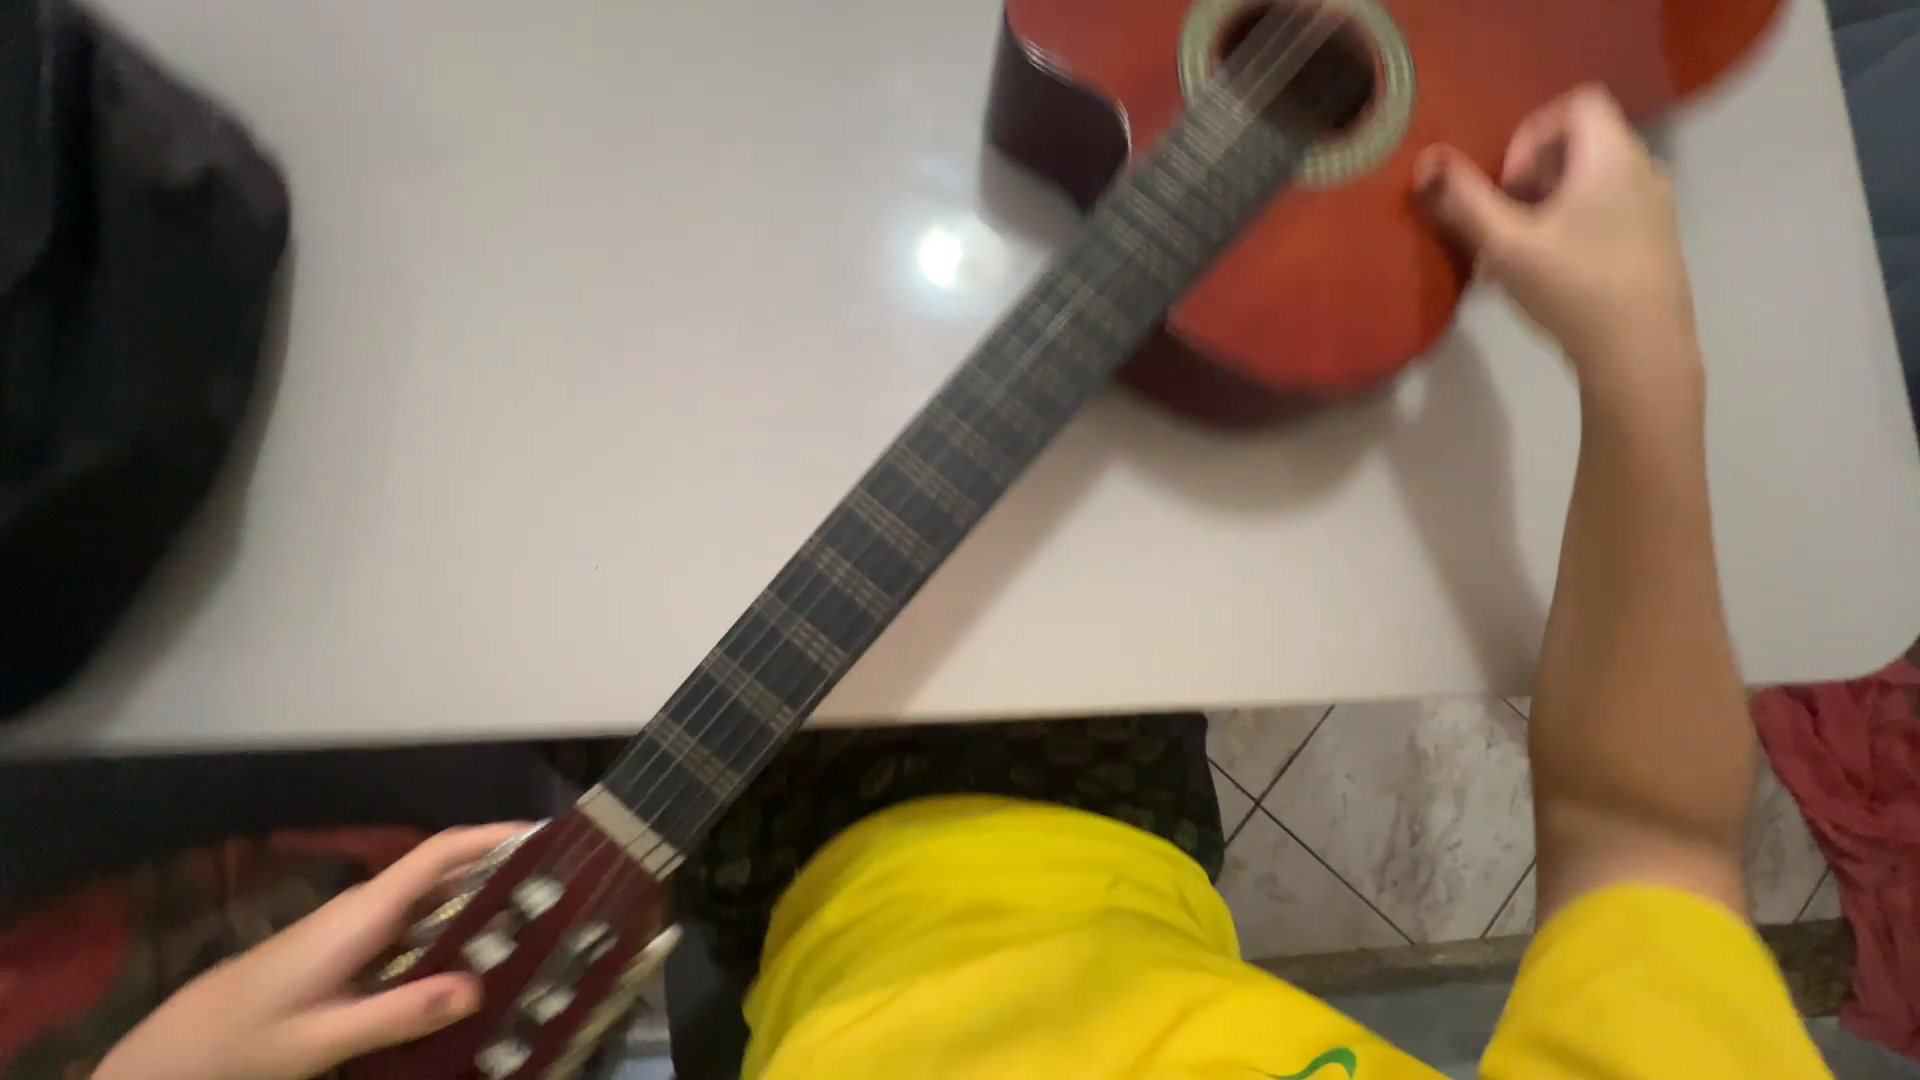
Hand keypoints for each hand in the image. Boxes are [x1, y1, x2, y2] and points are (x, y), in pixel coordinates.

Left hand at [94, 824, 529, 1079]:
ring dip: (485, 898)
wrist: (170, 1054)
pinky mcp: (358, 945)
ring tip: (534, 919)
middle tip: (559, 885)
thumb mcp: (319, 1039)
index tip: (544, 835)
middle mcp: (371, 906)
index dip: (493, 836)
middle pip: (450, 869)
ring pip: (438, 897)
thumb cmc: (242, 1039)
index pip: (440, 853)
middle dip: (505, 867)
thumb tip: (481, 988)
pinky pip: (422, 923)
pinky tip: (478, 957)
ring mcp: (364, 924)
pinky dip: (458, 927)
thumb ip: (398, 1013)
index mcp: (366, 912)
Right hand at [1415, 85, 1699, 396]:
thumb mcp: (1505, 244)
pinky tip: (1540, 273)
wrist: (1637, 346)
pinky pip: (1598, 211)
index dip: (1529, 134)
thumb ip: (1464, 201)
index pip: (1575, 104)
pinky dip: (1563, 227)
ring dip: (1539, 208)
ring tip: (1512, 255)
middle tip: (1499, 225)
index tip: (1507, 185)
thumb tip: (1425, 160)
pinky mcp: (1647, 239)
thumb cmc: (1571, 285)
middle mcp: (1639, 168)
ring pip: (1584, 183)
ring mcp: (1649, 205)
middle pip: (1576, 145)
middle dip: (1525, 179)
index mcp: (1610, 157)